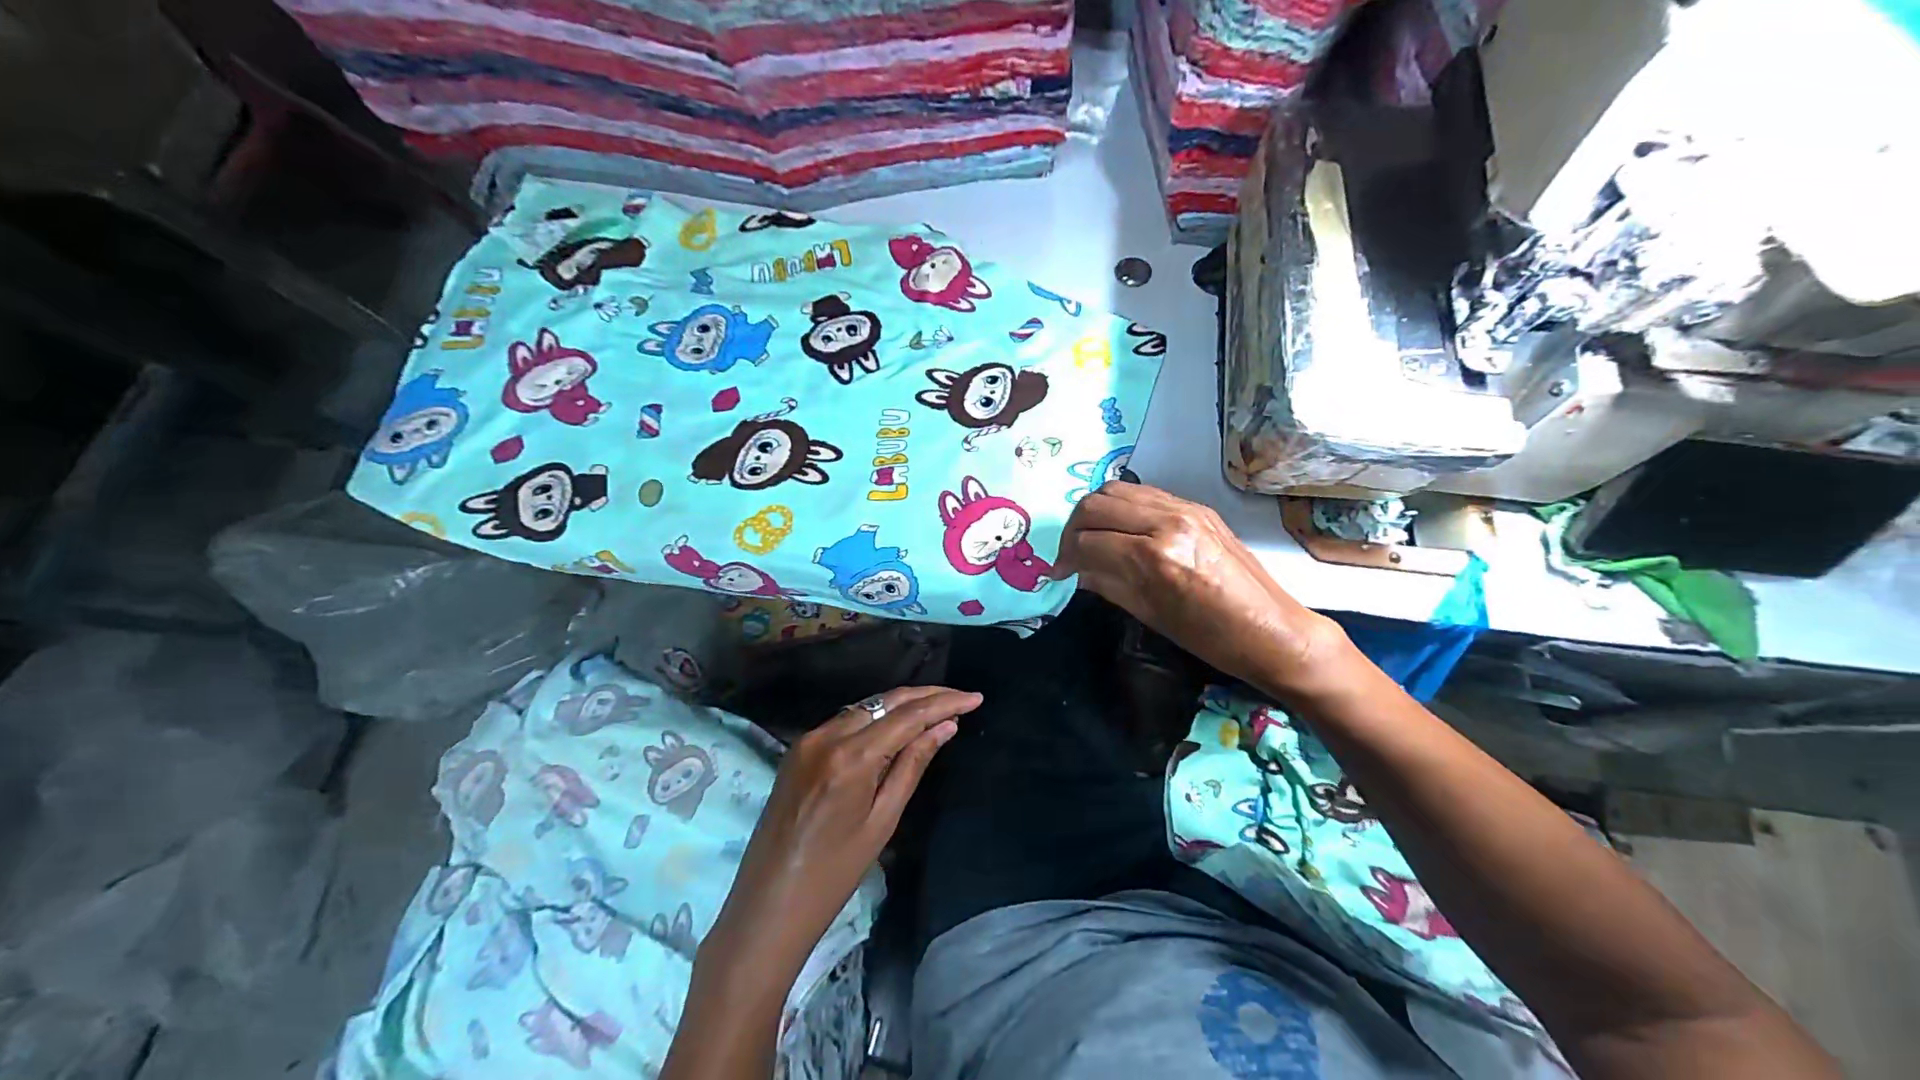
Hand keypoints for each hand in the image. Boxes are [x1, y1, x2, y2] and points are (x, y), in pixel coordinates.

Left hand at [707, 686, 980, 971]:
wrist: (770, 900)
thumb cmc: (835, 872)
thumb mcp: (883, 819)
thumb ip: (912, 764)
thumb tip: (945, 726)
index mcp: (850, 756)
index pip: (907, 715)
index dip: (945, 702)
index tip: (976, 698)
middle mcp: (826, 735)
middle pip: (885, 701)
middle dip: (926, 696)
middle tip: (962, 698)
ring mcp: (808, 739)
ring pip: (865, 707)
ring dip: (901, 705)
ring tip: (938, 710)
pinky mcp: (798, 749)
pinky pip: (845, 721)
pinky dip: (875, 718)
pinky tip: (897, 727)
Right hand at [1054, 483, 1351, 698]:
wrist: (1273, 630)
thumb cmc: (1210, 638)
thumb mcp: (1150, 615)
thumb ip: (1107, 583)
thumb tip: (1076, 569)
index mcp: (1154, 556)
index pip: (1087, 541)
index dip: (1064, 557)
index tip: (1058, 572)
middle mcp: (1167, 522)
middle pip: (1096, 505)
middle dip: (1073, 529)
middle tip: (1070, 554)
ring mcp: (1184, 509)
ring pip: (1116, 490)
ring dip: (1095, 512)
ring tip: (1092, 538)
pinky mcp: (1197, 506)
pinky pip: (1144, 494)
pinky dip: (1122, 507)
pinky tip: (1121, 530)